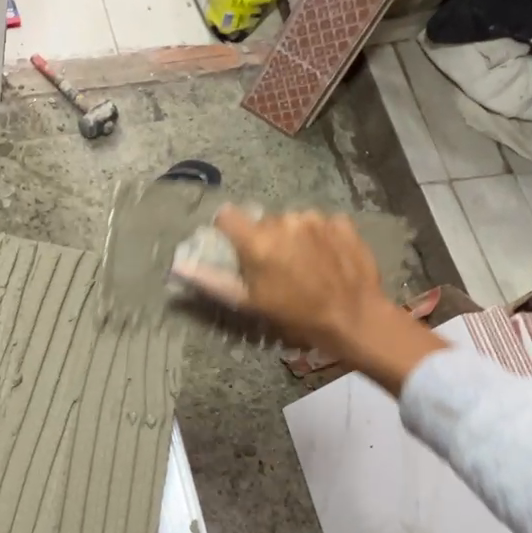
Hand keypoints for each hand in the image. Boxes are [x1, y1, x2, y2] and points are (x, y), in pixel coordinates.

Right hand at [178, 207, 446, 393]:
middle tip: (276, 269)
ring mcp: (316, 219)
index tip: (235, 248)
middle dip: (265, 239)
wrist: (354, 317)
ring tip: (304, 266)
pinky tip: (326, 260)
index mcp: (257, 240)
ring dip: (293, 237)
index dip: (227, 230)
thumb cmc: (295, 314)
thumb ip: (210, 280)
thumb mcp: (248, 302)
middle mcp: (284, 220)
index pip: (227, 215)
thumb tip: (177, 266)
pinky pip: (320, 224)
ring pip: (292, 221)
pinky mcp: (341, 222)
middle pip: (263, 221)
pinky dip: (319, 237)